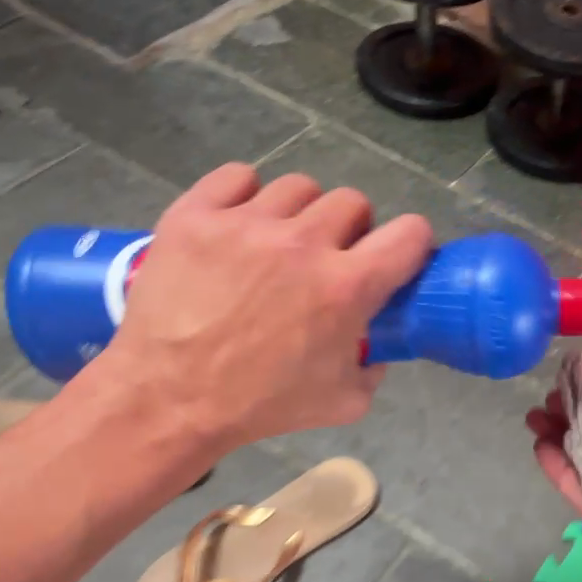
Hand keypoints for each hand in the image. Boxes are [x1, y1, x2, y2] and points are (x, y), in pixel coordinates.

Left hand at [98, 164, 431, 450]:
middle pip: (352, 202)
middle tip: (332, 258)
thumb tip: (376, 344)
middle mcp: (303, 244)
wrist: (169, 399)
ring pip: (298, 187)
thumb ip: (375, 366)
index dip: (413, 242)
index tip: (398, 258)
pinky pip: (237, 177)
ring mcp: (246, 224)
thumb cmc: (261, 405)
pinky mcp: (196, 214)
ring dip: (301, 213)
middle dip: (352, 229)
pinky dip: (246, 196)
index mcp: (347, 287)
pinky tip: (240, 225)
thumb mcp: (345, 402)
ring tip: (281, 243)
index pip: (409, 233)